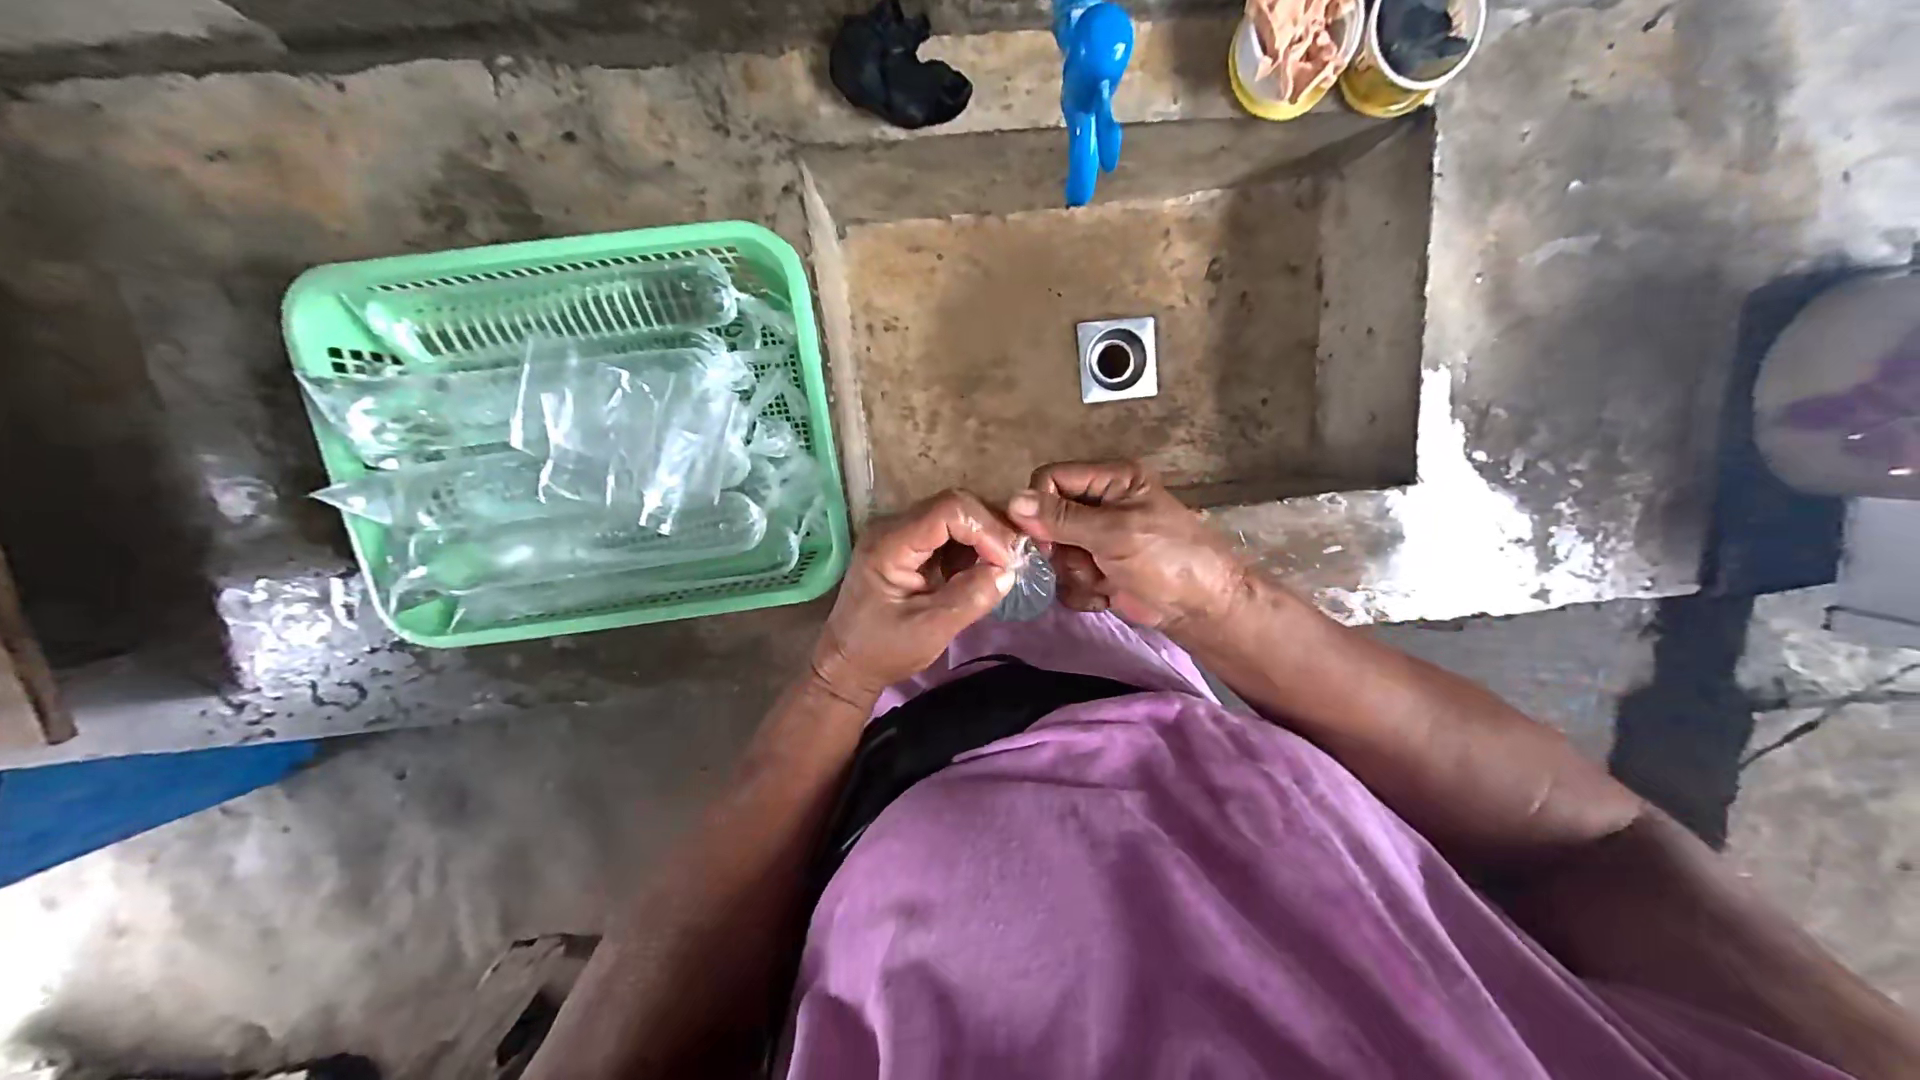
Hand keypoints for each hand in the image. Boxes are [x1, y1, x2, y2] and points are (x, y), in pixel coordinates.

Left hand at [812, 490, 1020, 703]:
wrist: (847, 661)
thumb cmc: (883, 650)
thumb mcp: (930, 631)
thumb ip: (969, 598)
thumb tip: (1008, 571)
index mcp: (890, 544)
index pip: (947, 510)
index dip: (984, 528)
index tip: (1006, 562)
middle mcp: (893, 527)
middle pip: (953, 505)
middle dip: (989, 529)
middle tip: (1012, 562)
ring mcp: (900, 533)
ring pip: (954, 515)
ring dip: (983, 537)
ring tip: (1002, 566)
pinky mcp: (910, 545)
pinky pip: (948, 532)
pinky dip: (972, 547)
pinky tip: (982, 570)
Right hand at [1007, 460, 1248, 630]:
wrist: (1201, 609)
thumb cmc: (1166, 559)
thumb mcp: (1114, 533)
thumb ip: (1062, 518)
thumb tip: (1012, 500)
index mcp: (1111, 479)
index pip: (1051, 479)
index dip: (1040, 507)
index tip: (1046, 538)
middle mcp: (1099, 504)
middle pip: (1046, 519)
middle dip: (1060, 548)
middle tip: (1082, 564)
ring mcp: (1096, 539)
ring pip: (1053, 552)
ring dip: (1074, 572)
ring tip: (1103, 580)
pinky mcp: (1096, 569)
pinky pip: (1065, 577)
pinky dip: (1082, 590)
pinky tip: (1107, 593)